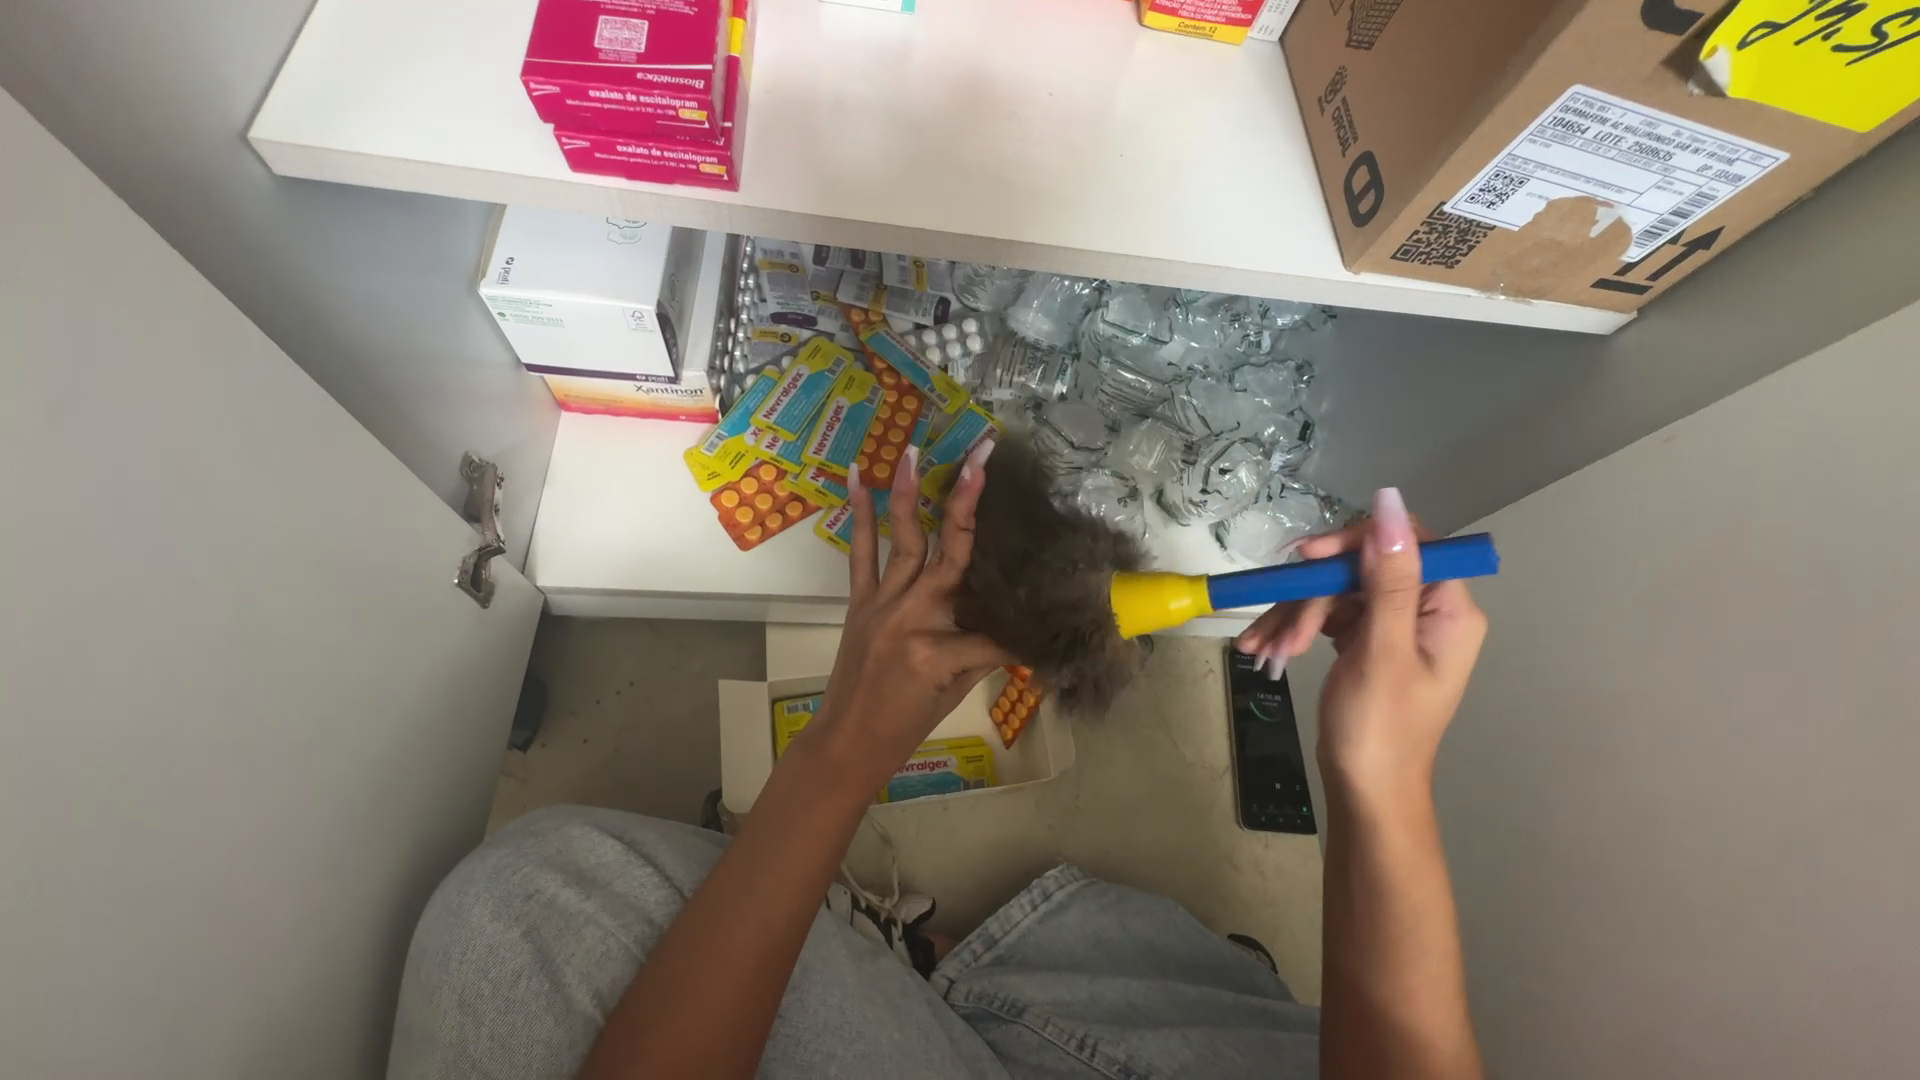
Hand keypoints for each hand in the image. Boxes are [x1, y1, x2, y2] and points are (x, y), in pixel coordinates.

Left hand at [802, 438, 1011, 791]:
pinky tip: (856, 477)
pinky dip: (859, 514)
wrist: (848, 739)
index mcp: (944, 647)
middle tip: (983, 452)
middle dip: (969, 497)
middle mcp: (915, 614)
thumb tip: (1022, 624)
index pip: (998, 621)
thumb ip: (986, 650)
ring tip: (915, 448)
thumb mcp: (958, 691)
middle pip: (953, 549)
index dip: (1023, 617)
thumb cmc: (907, 725)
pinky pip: (860, 553)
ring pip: (905, 538)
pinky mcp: (860, 600)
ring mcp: (884, 603)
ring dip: (910, 491)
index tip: (1048, 596)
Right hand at [1235, 488, 1487, 799]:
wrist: (1365, 791)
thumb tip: (1390, 501)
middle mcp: (1424, 609)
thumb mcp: (1382, 650)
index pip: (1403, 543)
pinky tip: (1265, 646)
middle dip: (1311, 597)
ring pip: (1333, 591)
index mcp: (1447, 608)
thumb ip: (1388, 577)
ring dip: (1293, 616)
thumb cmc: (1380, 729)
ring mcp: (1392, 624)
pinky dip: (1294, 628)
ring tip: (1263, 649)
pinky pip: (1324, 615)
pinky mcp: (1364, 639)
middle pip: (1358, 568)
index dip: (1353, 543)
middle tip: (1280, 634)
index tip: (1306, 560)